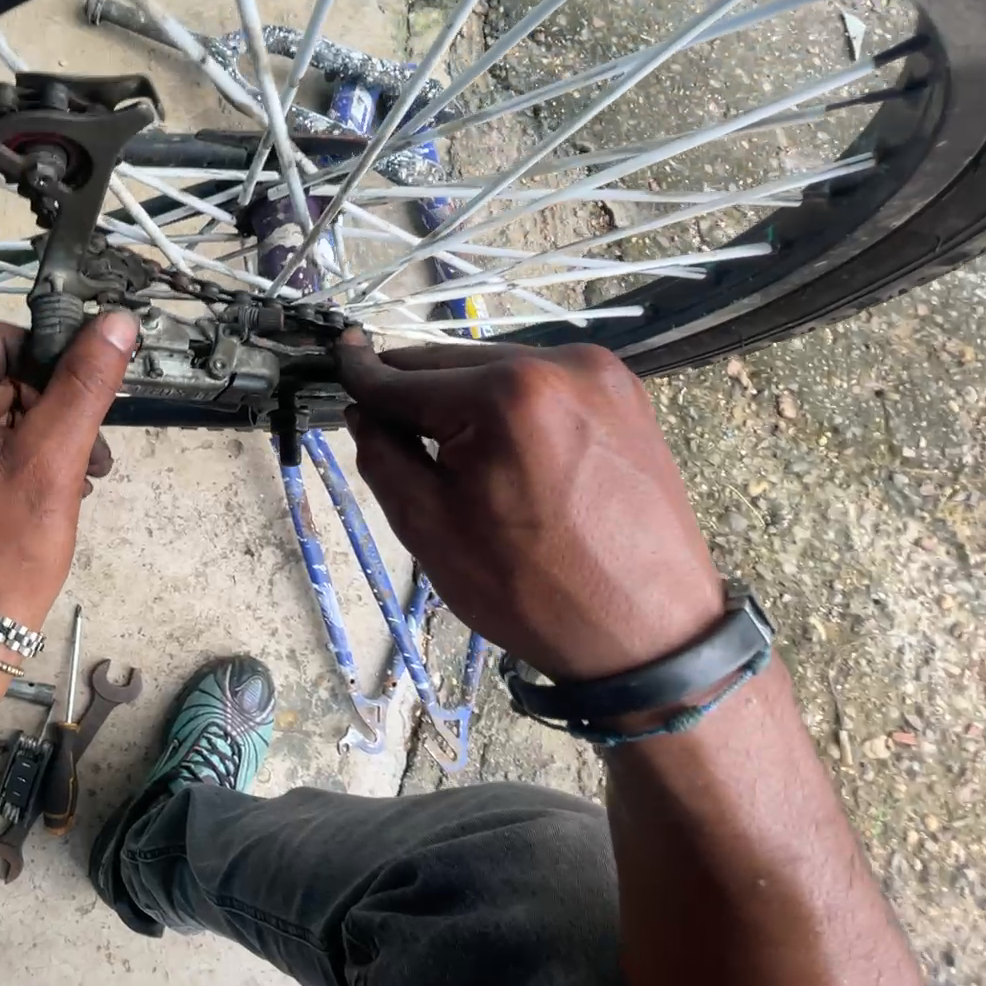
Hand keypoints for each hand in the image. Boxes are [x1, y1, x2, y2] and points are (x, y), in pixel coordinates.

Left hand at [0, 313, 136, 632]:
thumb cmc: (10, 548)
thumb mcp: (54, 458)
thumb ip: (84, 384)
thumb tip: (115, 322)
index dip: (47, 358)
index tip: (85, 394)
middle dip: (52, 406)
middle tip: (92, 449)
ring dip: (46, 432)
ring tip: (83, 472)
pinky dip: (22, 451)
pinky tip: (57, 481)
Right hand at [336, 332, 723, 681]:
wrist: (648, 633)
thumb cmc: (526, 587)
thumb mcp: (426, 523)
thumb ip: (381, 453)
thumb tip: (363, 410)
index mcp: (505, 394)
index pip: (404, 379)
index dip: (361, 374)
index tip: (337, 353)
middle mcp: (558, 362)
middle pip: (448, 364)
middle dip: (409, 393)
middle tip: (381, 426)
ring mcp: (600, 373)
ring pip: (490, 369)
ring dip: (455, 398)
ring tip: (444, 447)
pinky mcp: (624, 392)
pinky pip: (535, 381)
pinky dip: (501, 403)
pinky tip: (495, 444)